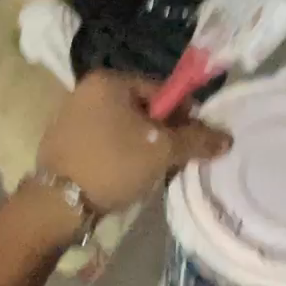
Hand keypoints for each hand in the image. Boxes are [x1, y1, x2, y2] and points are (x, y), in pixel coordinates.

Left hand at [37, 72, 231, 212]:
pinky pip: (106, 142)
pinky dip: (121, 155)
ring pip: (125, 128)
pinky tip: (128, 177)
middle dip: (164, 133)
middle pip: (143, 109)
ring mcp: (72, 116)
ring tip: (154, 172)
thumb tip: (227, 138)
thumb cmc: (113, 166)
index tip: (195, 142)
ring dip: (144, 146)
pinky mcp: (65, 142)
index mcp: (109, 81)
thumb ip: (197, 140)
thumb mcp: (162, 151)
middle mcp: (87, 90)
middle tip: (176, 160)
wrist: (58, 204)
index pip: (162, 90)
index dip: (185, 115)